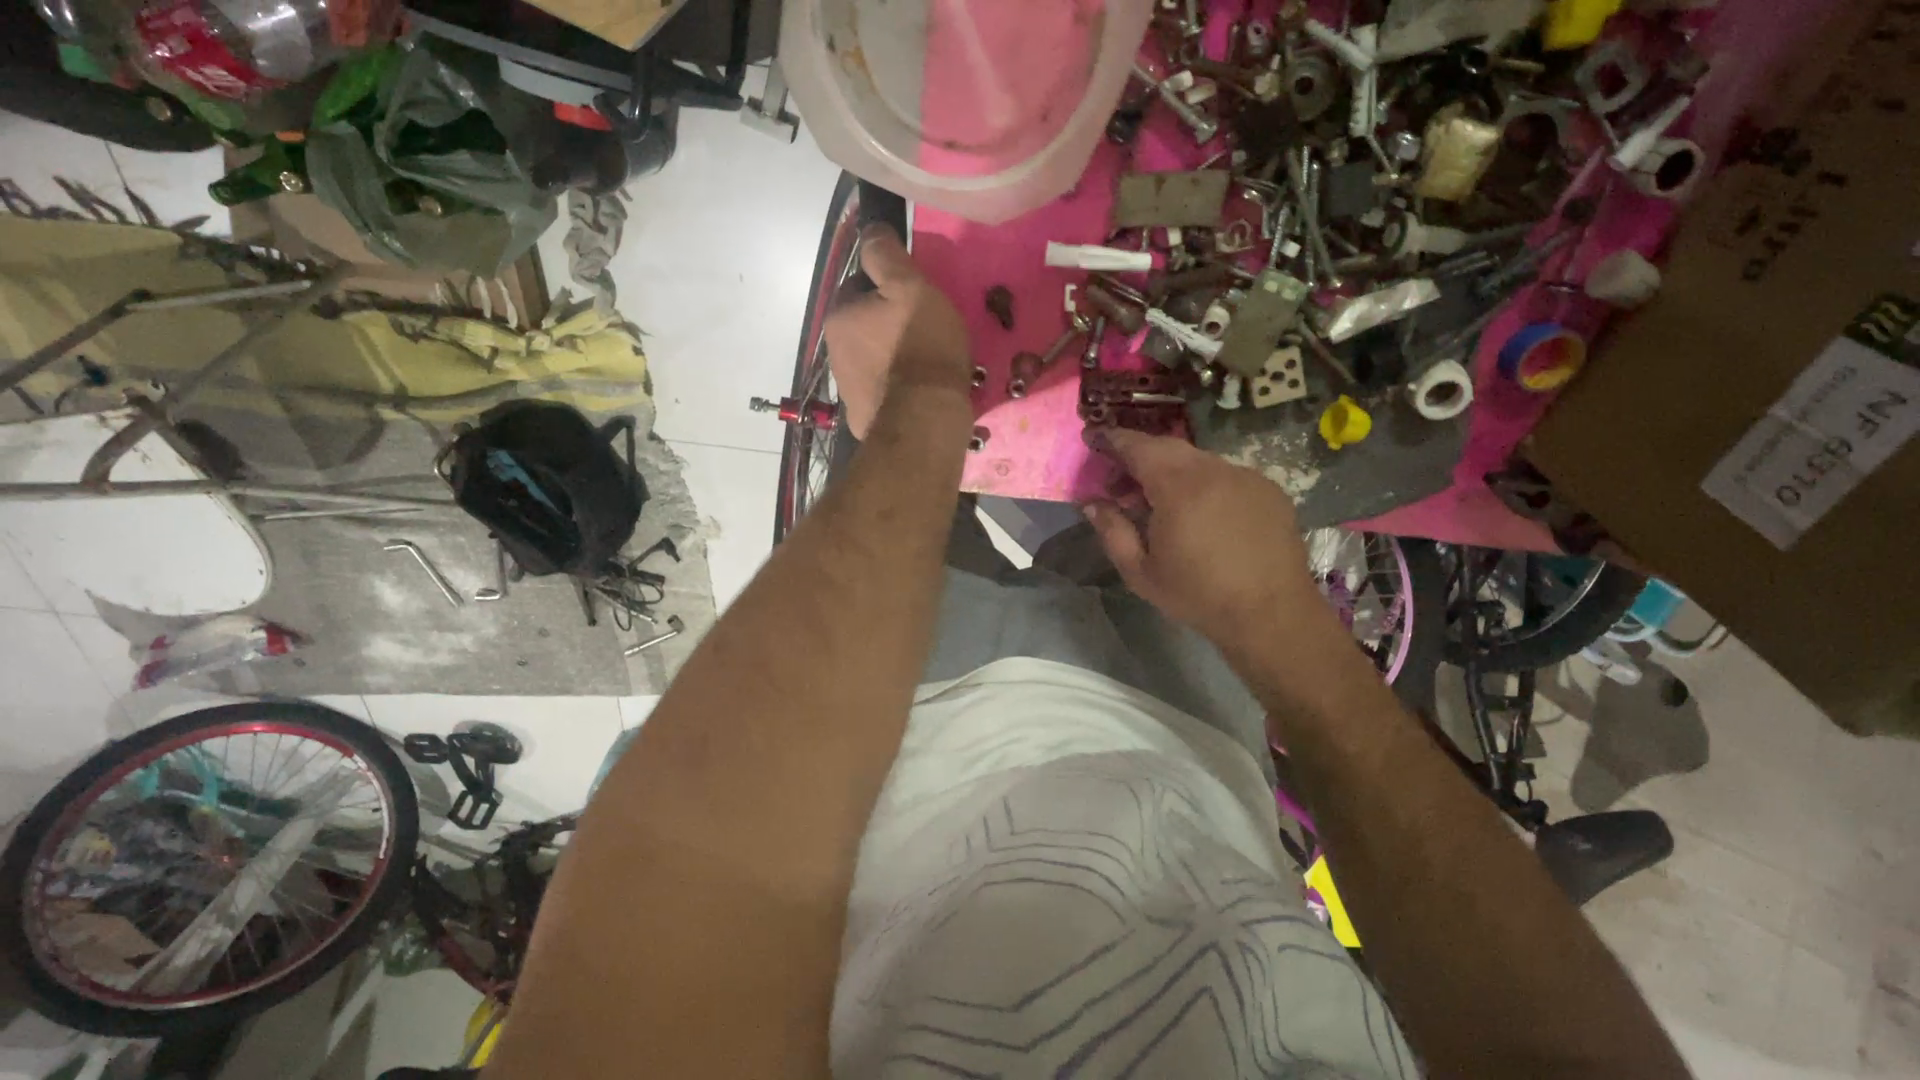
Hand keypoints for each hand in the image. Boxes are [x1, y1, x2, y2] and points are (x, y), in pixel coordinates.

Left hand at [823, 226, 972, 438]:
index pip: (859, 286)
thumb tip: (870, 230)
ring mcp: (847, 387)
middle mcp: (833, 350)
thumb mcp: (910, 287)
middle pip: (864, 324)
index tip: (915, 298)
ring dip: (894, 356)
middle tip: (926, 331)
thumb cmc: (920, 346)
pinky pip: (882, 390)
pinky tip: (921, 391)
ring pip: (873, 358)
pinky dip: (898, 387)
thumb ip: (887, 255)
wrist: (922, 419)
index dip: (888, 287)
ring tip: (928, 364)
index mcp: (840, 315)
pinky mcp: (863, 415)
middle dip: (888, 324)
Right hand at [1082, 429, 1329, 646]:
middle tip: (1121, 484)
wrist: (1271, 613)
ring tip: (1161, 504)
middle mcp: (1214, 470)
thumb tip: (1092, 503)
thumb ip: (1112, 532)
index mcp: (1179, 486)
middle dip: (1140, 457)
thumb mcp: (1141, 572)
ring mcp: (1246, 476)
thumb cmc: (1198, 595)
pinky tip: (1203, 515)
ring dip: (1174, 472)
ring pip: (1199, 461)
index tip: (1094, 439)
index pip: (1138, 446)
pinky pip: (1227, 475)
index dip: (1113, 439)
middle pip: (1168, 448)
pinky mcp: (1269, 489)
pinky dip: (1205, 484)